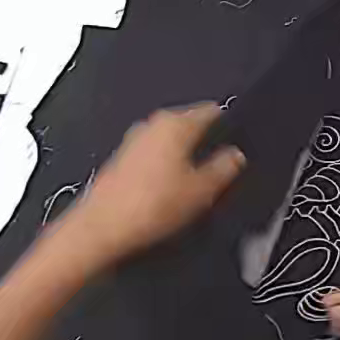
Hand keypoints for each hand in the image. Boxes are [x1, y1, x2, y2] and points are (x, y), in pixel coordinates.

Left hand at [52, 103, 244, 268]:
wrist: (102, 228)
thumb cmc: (147, 207)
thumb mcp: (202, 191)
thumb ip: (225, 168)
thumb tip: (235, 156)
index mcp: (175, 124)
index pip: (211, 111)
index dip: (228, 124)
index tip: (236, 139)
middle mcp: (152, 126)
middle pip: (190, 125)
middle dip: (206, 143)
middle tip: (220, 168)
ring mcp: (134, 142)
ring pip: (171, 143)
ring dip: (185, 158)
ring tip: (195, 185)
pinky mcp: (123, 161)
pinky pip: (154, 158)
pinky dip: (166, 169)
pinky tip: (170, 193)